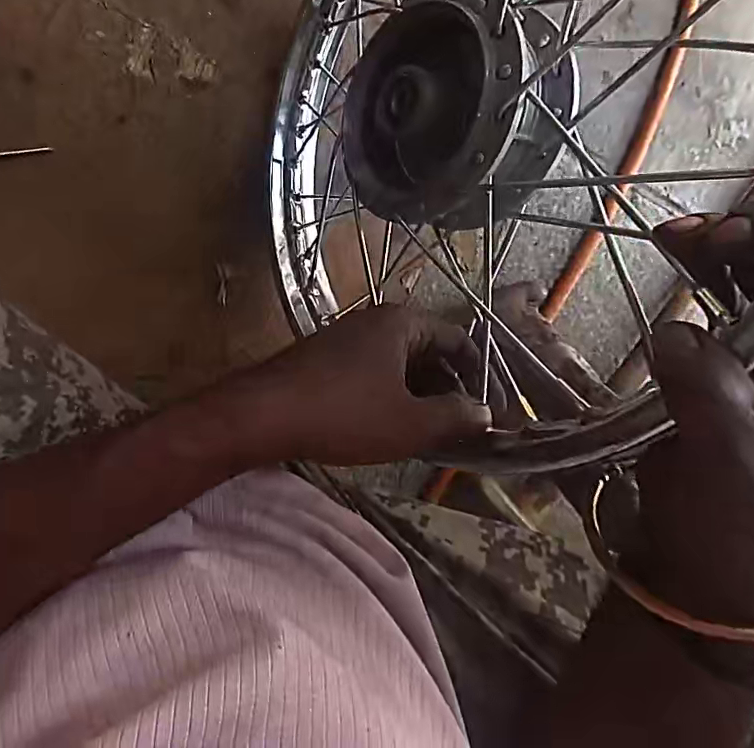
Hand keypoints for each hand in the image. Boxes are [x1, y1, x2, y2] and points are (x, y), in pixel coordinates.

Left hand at [220, 305, 491, 465]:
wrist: (264, 413)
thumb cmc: (344, 413)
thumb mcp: (409, 423)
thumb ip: (454, 416)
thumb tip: (485, 413)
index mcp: (401, 323)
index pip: (457, 339)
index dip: (479, 374)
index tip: (489, 409)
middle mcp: (375, 320)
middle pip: (428, 350)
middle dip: (448, 388)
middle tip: (461, 428)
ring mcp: (348, 336)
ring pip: (399, 363)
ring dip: (420, 394)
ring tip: (430, 434)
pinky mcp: (327, 357)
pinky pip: (373, 370)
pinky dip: (391, 394)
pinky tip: (390, 426)